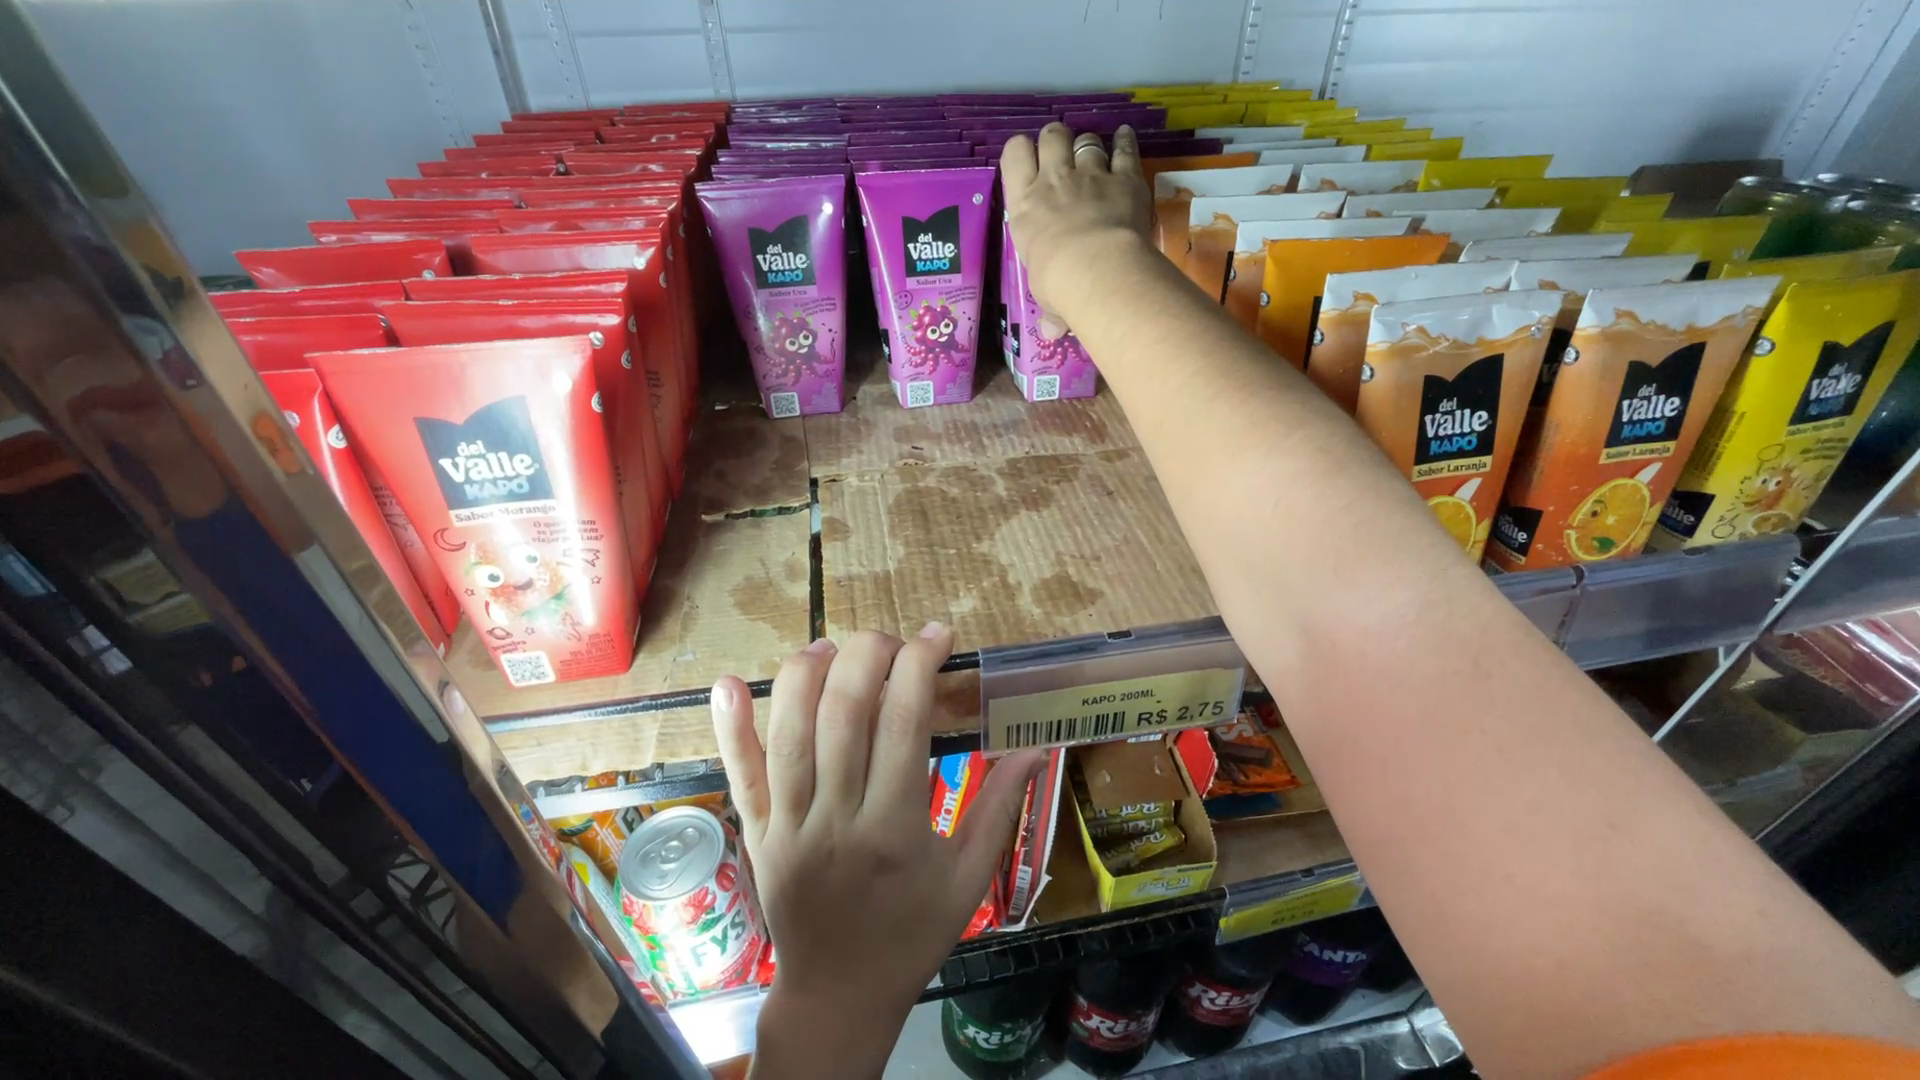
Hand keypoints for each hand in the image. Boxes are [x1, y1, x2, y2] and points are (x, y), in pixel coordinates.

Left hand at [712, 626, 1043, 1078]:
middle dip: (865, 657)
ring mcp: (786, 825)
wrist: (840, 994)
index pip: (904, 725)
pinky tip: (730, 681)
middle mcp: (835, 820)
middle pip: (842, 716)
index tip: (936, 635)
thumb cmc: (912, 935)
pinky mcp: (756, 833)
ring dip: (805, 675)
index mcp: (894, 830)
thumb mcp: (967, 879)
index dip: (919, 666)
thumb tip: (1035, 746)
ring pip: (788, 733)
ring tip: (829, 646)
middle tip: (888, 638)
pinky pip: (740, 773)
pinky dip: (731, 726)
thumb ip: (999, 807)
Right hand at [1001, 123, 1152, 336]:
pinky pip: (1124, 149)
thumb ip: (1051, 311)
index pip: (1014, 154)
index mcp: (1024, 205)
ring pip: (1086, 139)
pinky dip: (1125, 141)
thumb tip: (1051, 334)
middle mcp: (1054, 181)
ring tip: (1093, 155)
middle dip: (1056, 140)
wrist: (1096, 269)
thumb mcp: (1046, 297)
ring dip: (1089, 144)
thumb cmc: (1058, 284)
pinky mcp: (1124, 177)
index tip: (1030, 162)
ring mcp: (1091, 175)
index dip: (1022, 151)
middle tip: (1062, 157)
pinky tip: (1125, 137)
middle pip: (1051, 136)